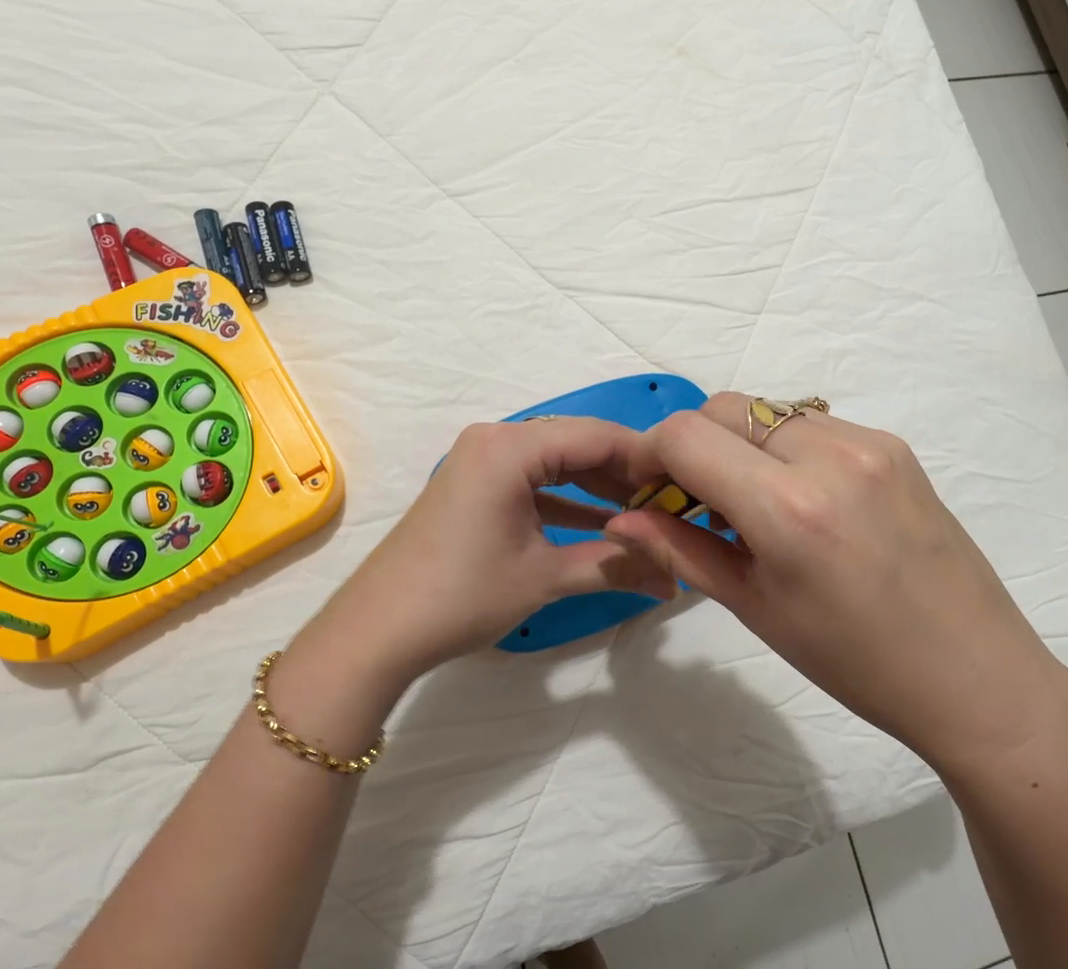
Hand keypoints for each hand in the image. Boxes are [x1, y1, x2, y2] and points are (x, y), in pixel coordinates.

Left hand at [291, 417, 673, 697]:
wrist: (378, 631)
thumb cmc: (462, 594)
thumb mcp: (544, 578)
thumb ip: (614, 567)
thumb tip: (675, 580)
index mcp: (510, 448)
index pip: (597, 436)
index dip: (647, 459)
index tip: (690, 485)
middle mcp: (495, 441)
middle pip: (578, 445)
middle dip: (626, 476)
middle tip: (674, 506)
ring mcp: (480, 463)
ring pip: (557, 465)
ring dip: (599, 492)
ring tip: (648, 518)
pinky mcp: (474, 489)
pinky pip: (533, 483)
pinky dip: (566, 504)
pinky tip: (604, 527)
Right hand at [603, 393, 1067, 771]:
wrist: (974, 675)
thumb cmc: (854, 661)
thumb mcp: (755, 608)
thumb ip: (680, 550)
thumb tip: (619, 520)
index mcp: (788, 507)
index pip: (685, 436)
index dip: (648, 455)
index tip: (645, 491)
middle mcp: (829, 455)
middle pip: (723, 407)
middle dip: (691, 445)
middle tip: (691, 502)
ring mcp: (870, 442)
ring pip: (767, 410)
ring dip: (737, 444)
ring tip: (747, 505)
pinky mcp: (896, 446)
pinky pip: (812, 424)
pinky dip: (782, 448)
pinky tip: (796, 500)